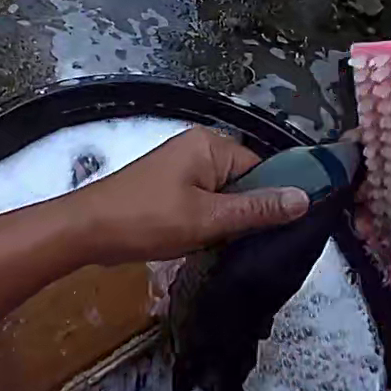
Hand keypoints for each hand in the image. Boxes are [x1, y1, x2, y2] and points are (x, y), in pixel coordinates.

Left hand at [66, 128, 309, 264]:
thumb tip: (304, 198)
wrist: (86, 231)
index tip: (278, 232)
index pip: (262, 169)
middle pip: (244, 182)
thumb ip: (256, 209)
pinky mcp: (170, 186)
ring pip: (224, 196)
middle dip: (245, 213)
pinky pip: (204, 201)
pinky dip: (207, 222)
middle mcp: (198, 148)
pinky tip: (204, 242)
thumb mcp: (207, 219)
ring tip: (222, 245)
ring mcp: (182, 167)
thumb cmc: (146, 220)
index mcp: (210, 144)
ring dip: (225, 221)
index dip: (271, 200)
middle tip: (246, 243)